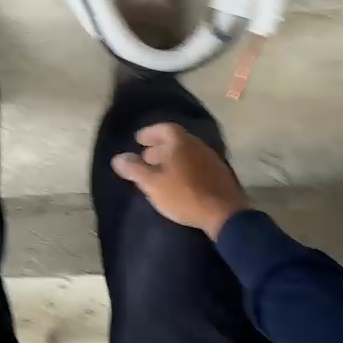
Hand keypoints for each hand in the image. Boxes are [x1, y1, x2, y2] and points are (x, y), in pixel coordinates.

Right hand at [111, 122, 250, 236]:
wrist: (225, 215)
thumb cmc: (184, 195)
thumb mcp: (152, 184)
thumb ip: (134, 169)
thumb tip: (118, 157)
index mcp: (180, 142)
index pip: (164, 128)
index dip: (149, 132)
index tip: (139, 140)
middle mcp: (197, 145)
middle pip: (176, 140)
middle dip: (159, 147)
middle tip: (146, 157)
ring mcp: (212, 160)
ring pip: (187, 153)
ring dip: (172, 158)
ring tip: (160, 171)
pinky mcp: (220, 176)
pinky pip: (197, 164)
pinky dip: (185, 168)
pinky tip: (180, 182)